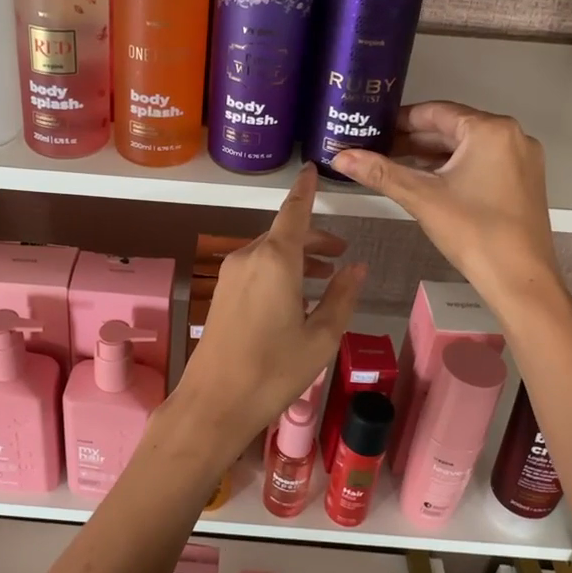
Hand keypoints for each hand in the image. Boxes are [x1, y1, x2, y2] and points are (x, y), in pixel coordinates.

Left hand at [173, 164, 365, 461]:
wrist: (214, 403)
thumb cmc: (274, 371)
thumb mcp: (321, 337)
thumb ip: (341, 297)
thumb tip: (357, 269)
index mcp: (275, 260)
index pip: (293, 212)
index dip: (305, 190)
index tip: (312, 169)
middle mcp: (248, 258)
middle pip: (283, 234)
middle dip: (312, 239)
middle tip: (339, 253)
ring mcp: (230, 276)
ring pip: (269, 253)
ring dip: (296, 257)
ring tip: (324, 276)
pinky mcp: (221, 294)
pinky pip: (255, 270)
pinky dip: (279, 272)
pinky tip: (295, 298)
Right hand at [331, 101, 564, 300]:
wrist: (520, 279)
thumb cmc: (473, 231)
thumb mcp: (421, 197)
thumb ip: (380, 172)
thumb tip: (341, 156)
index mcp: (490, 130)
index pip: (435, 112)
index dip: (399, 119)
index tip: (372, 127)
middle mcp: (512, 136)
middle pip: (452, 128)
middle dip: (413, 139)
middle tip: (376, 147)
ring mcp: (521, 159)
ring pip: (466, 147)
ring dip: (431, 154)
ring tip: (393, 163)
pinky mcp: (522, 181)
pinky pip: (481, 162)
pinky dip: (452, 167)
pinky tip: (425, 179)